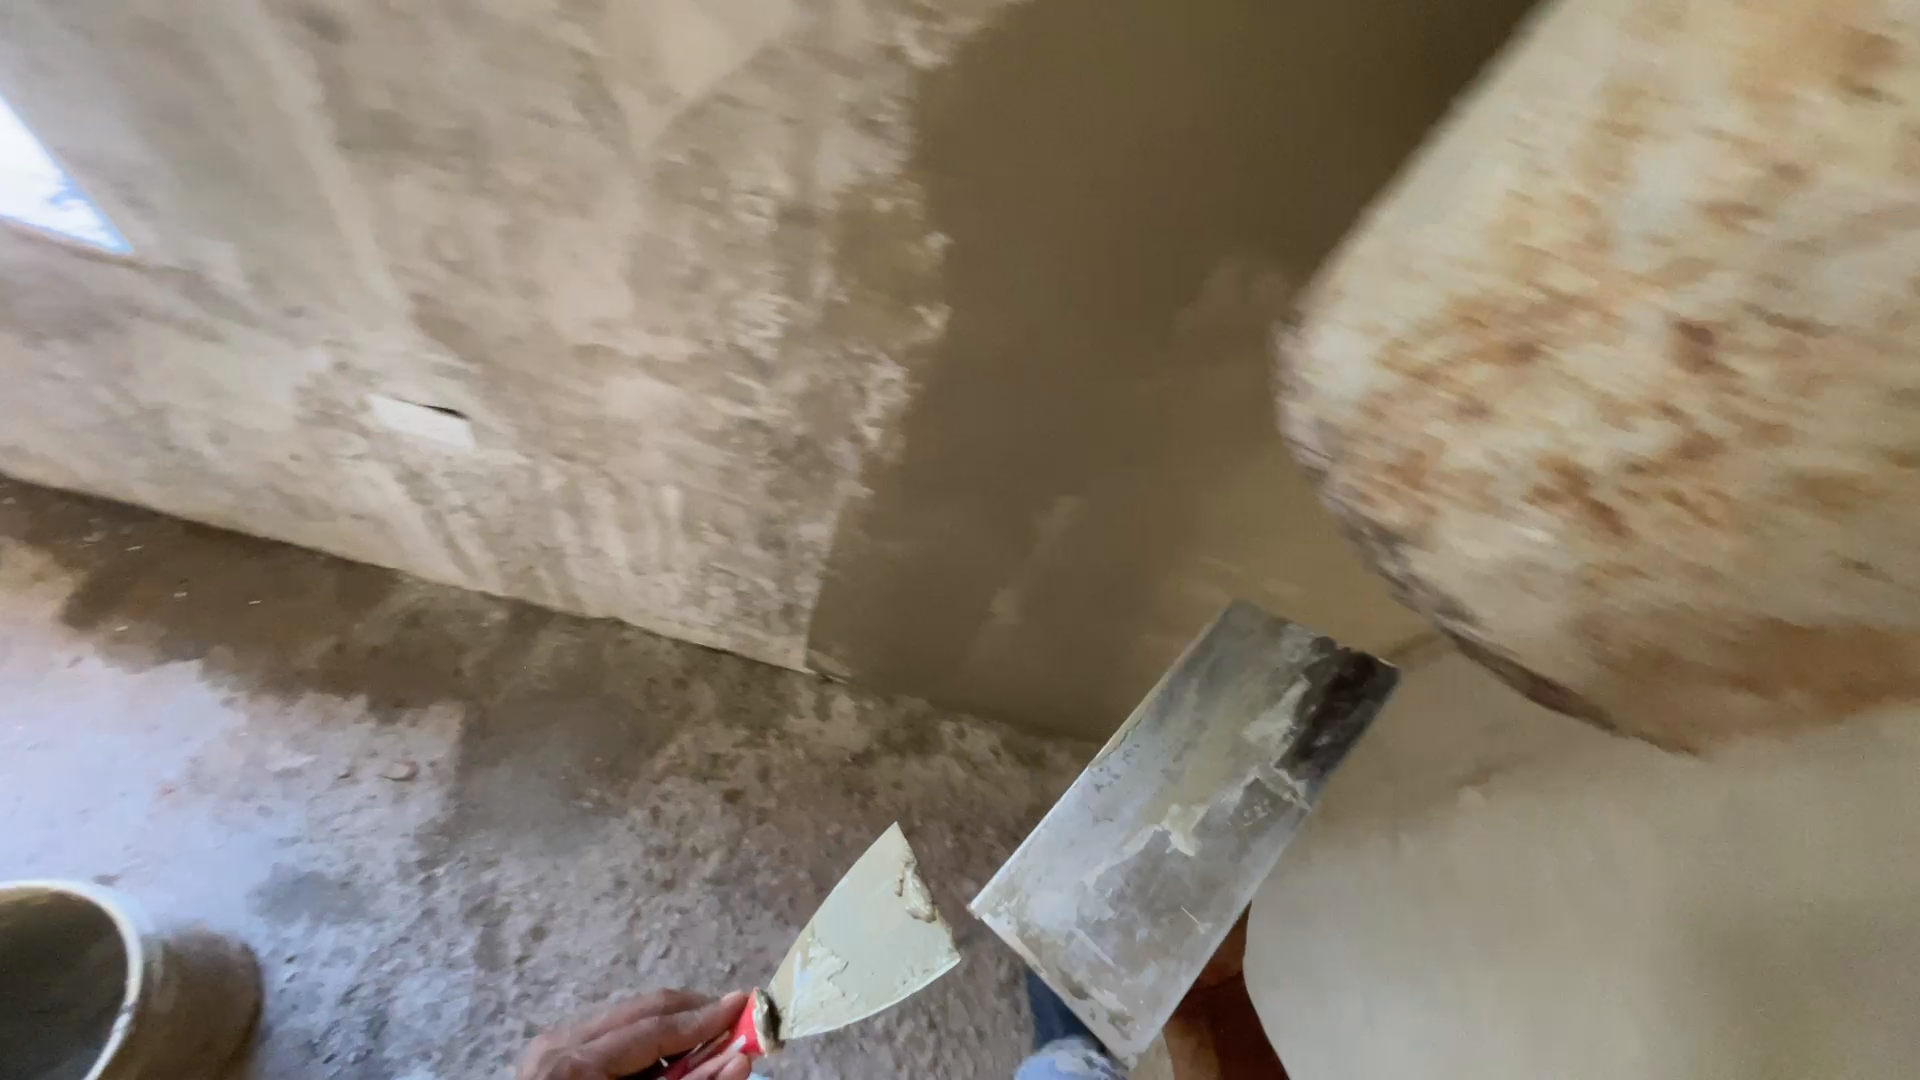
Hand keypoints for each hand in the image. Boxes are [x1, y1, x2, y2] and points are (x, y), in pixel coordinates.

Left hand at [516, 990, 752, 1079]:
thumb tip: (740, 1060)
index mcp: (577, 1066)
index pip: (656, 1028)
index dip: (706, 1018)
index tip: (745, 1002)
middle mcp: (560, 1042)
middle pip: (645, 1009)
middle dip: (693, 1014)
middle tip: (733, 1017)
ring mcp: (550, 1043)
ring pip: (630, 1014)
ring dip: (670, 1025)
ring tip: (702, 1040)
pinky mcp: (549, 1049)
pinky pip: (611, 1028)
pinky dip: (643, 1038)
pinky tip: (662, 1058)